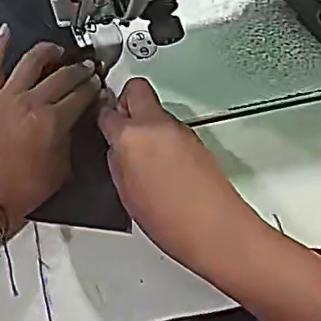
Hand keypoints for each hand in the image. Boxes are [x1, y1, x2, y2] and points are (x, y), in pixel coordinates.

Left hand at [0, 27, 100, 224]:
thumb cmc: (16, 191)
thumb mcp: (59, 170)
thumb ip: (68, 142)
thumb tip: (71, 127)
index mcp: (52, 121)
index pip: (81, 95)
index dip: (94, 89)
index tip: (98, 86)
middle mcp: (30, 103)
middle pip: (62, 76)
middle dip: (79, 70)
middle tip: (87, 68)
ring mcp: (7, 97)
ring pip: (31, 61)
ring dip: (49, 52)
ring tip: (58, 50)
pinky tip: (5, 33)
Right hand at [98, 78, 260, 274]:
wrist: (217, 231)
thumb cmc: (174, 221)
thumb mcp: (125, 193)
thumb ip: (117, 162)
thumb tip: (117, 151)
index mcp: (130, 136)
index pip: (107, 112)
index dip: (104, 120)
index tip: (104, 126)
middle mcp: (157, 125)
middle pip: (136, 89)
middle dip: (126, 100)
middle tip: (122, 121)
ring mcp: (180, 130)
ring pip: (157, 110)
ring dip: (148, 123)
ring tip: (146, 155)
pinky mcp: (198, 140)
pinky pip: (173, 129)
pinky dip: (165, 138)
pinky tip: (164, 166)